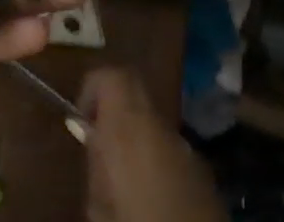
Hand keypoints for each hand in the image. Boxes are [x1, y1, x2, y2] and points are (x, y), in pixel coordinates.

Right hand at [80, 68, 226, 221]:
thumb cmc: (137, 221)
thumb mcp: (98, 201)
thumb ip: (94, 161)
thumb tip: (93, 138)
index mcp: (128, 126)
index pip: (111, 75)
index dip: (92, 88)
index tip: (82, 118)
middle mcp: (158, 126)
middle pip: (134, 94)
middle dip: (112, 109)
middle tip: (98, 141)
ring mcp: (184, 146)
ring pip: (152, 122)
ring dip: (135, 134)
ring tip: (123, 174)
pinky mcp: (201, 168)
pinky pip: (170, 146)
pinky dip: (155, 155)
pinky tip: (151, 191)